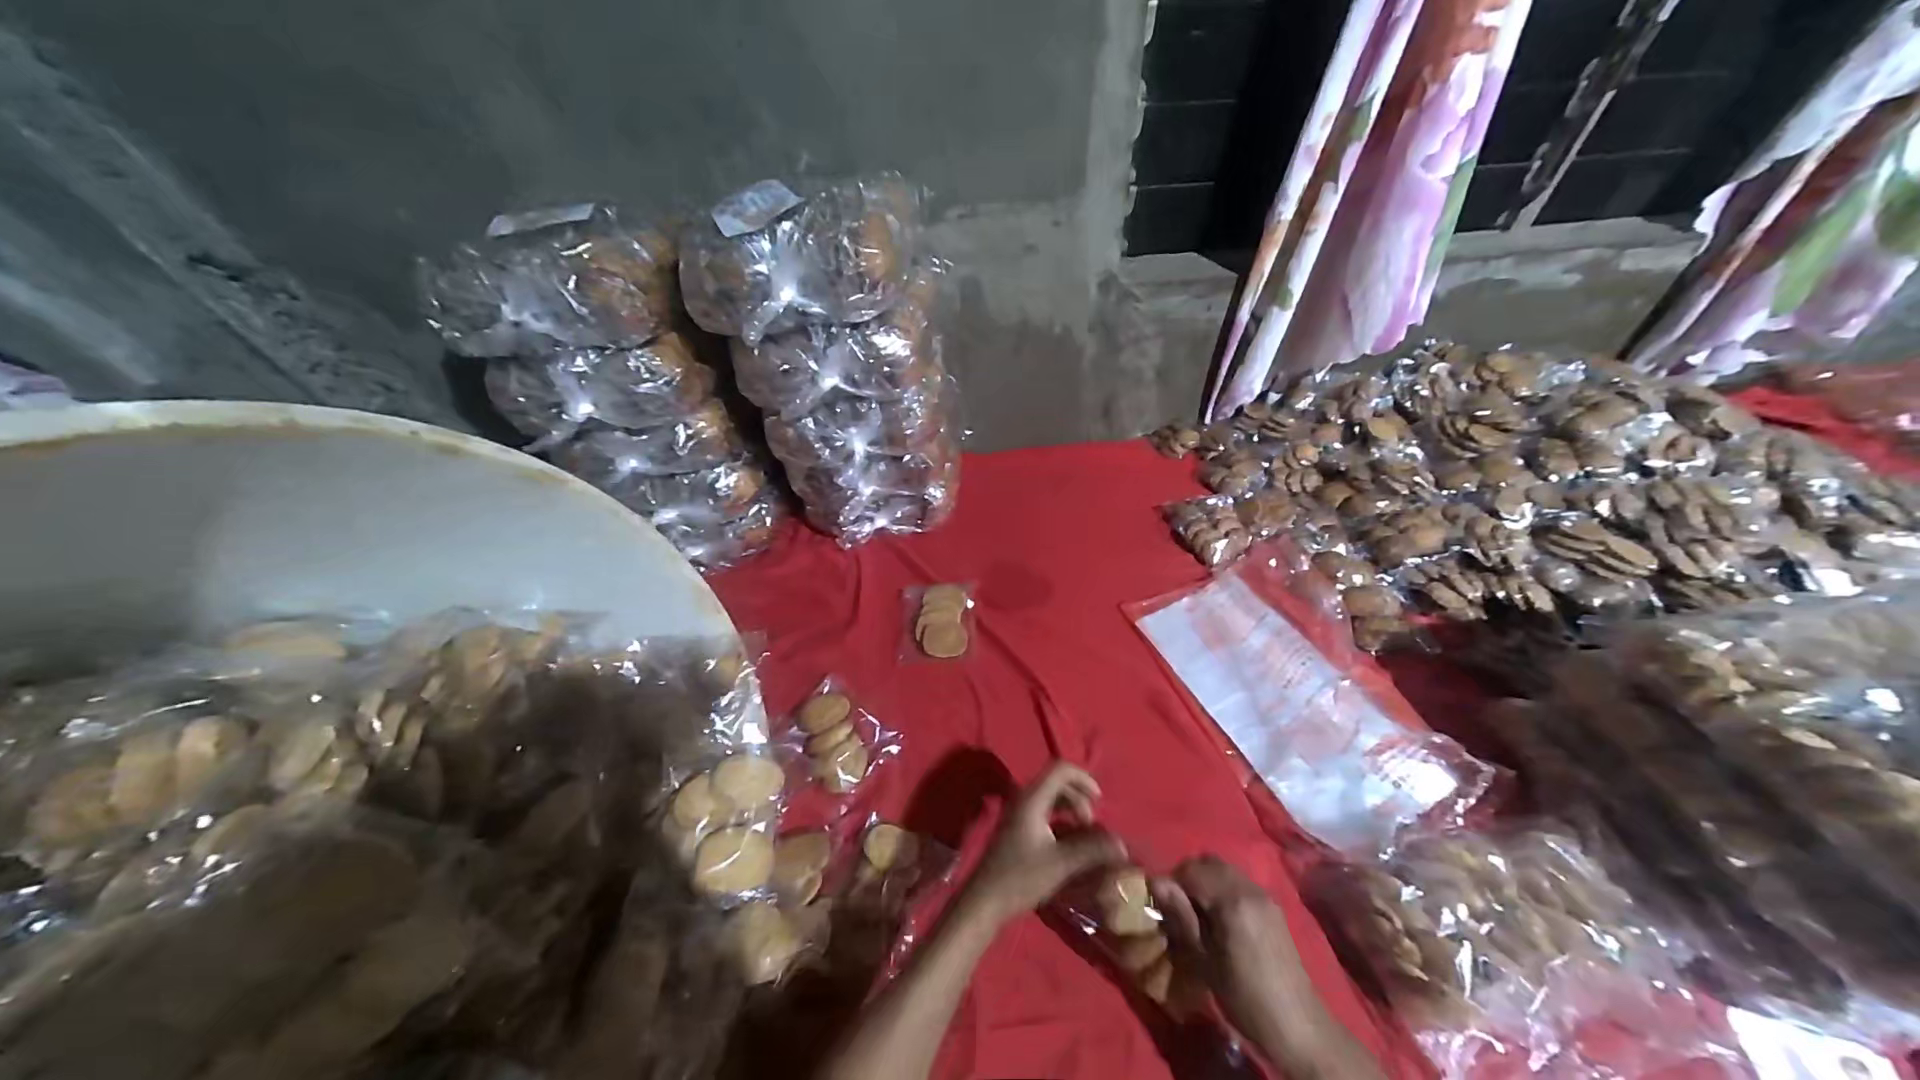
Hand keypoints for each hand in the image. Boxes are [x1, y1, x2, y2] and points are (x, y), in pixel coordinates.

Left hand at [958, 762, 1126, 925]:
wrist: (985, 901)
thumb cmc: (1020, 878)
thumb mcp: (1061, 864)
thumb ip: (1092, 850)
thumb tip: (1122, 844)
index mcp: (1031, 799)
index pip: (1060, 769)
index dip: (1084, 778)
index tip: (1100, 801)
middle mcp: (1024, 799)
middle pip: (1057, 782)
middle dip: (1080, 797)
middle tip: (1091, 824)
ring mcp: (1019, 813)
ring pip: (1051, 797)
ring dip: (1071, 808)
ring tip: (1085, 832)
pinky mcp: (1018, 828)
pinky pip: (1044, 811)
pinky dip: (1061, 819)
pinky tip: (1070, 841)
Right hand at [1150, 856, 1312, 1047]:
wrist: (1298, 1027)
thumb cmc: (1244, 997)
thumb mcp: (1204, 960)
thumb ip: (1181, 916)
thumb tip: (1156, 882)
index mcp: (1232, 901)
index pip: (1190, 870)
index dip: (1171, 883)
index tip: (1162, 907)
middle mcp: (1249, 889)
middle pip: (1208, 862)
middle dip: (1187, 878)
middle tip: (1177, 908)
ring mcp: (1264, 896)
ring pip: (1224, 870)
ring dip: (1205, 882)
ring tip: (1197, 914)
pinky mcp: (1272, 908)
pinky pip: (1239, 883)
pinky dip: (1222, 889)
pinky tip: (1220, 920)